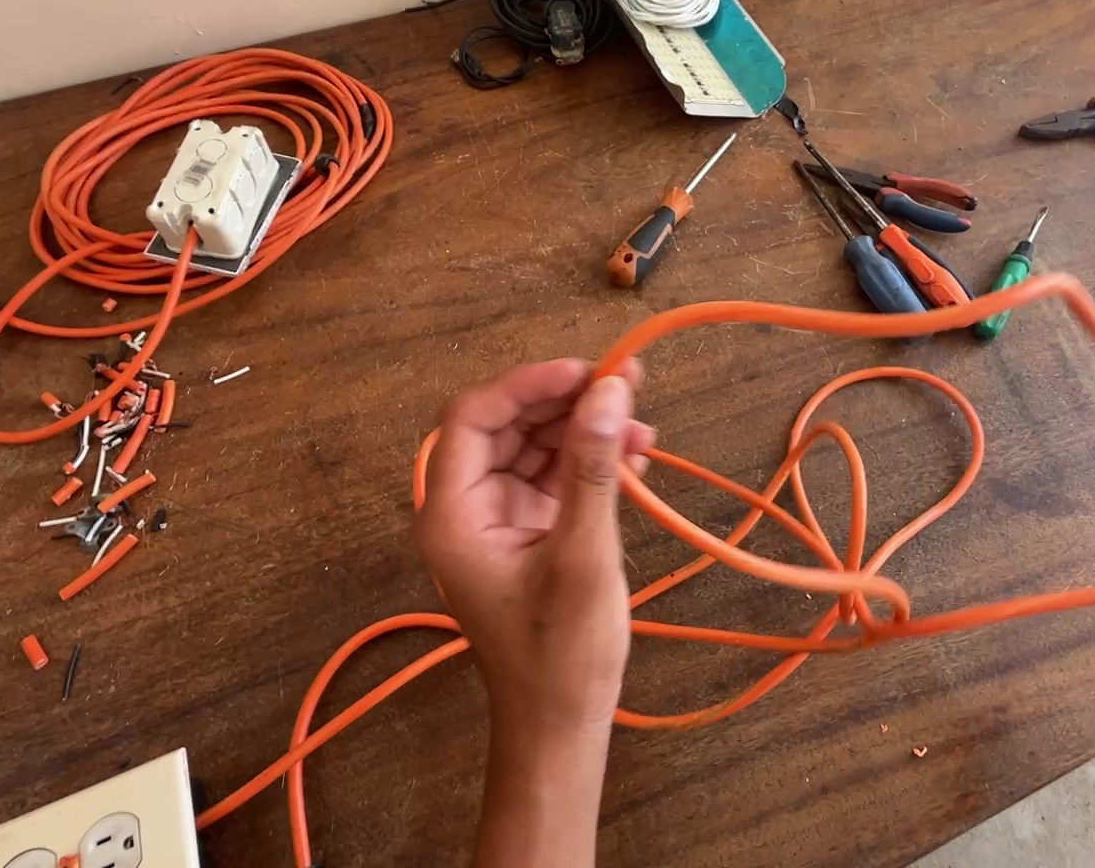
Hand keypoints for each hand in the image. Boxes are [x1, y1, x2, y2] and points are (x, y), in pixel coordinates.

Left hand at [415, 359, 653, 867]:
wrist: (563, 722)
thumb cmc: (561, 654)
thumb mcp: (581, 557)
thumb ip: (592, 470)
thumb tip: (610, 391)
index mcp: (452, 512)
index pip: (473, 418)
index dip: (526, 385)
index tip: (585, 373)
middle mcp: (468, 503)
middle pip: (508, 423)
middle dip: (564, 400)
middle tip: (625, 384)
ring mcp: (500, 512)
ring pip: (535, 442)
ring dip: (586, 425)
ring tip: (641, 420)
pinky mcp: (531, 522)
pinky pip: (556, 470)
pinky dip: (592, 456)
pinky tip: (634, 451)